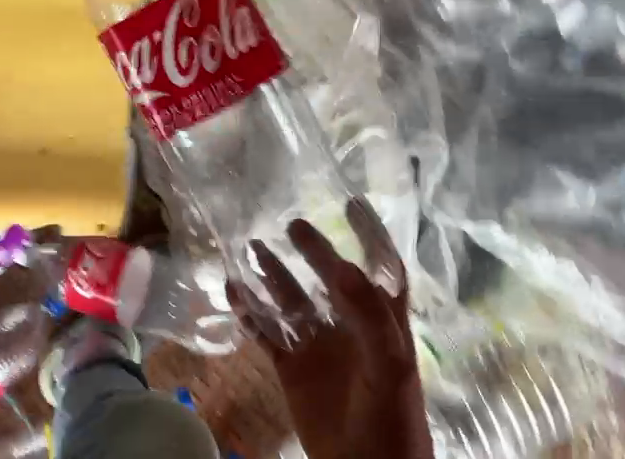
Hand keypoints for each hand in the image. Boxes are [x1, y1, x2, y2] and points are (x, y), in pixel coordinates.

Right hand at [229, 197, 434, 458]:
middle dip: (314, 251)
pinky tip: (233, 290)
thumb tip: (343, 266)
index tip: (350, 204)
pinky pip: (268, 333)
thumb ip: (369, 316)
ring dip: (275, 274)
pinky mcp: (293, 369)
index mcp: (383, 324)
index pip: (381, 270)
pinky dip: (250, 312)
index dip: (371, 237)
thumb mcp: (389, 366)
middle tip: (293, 224)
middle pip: (331, 279)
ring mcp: (320, 348)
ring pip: (293, 301)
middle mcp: (350, 328)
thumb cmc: (391, 421)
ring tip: (252, 245)